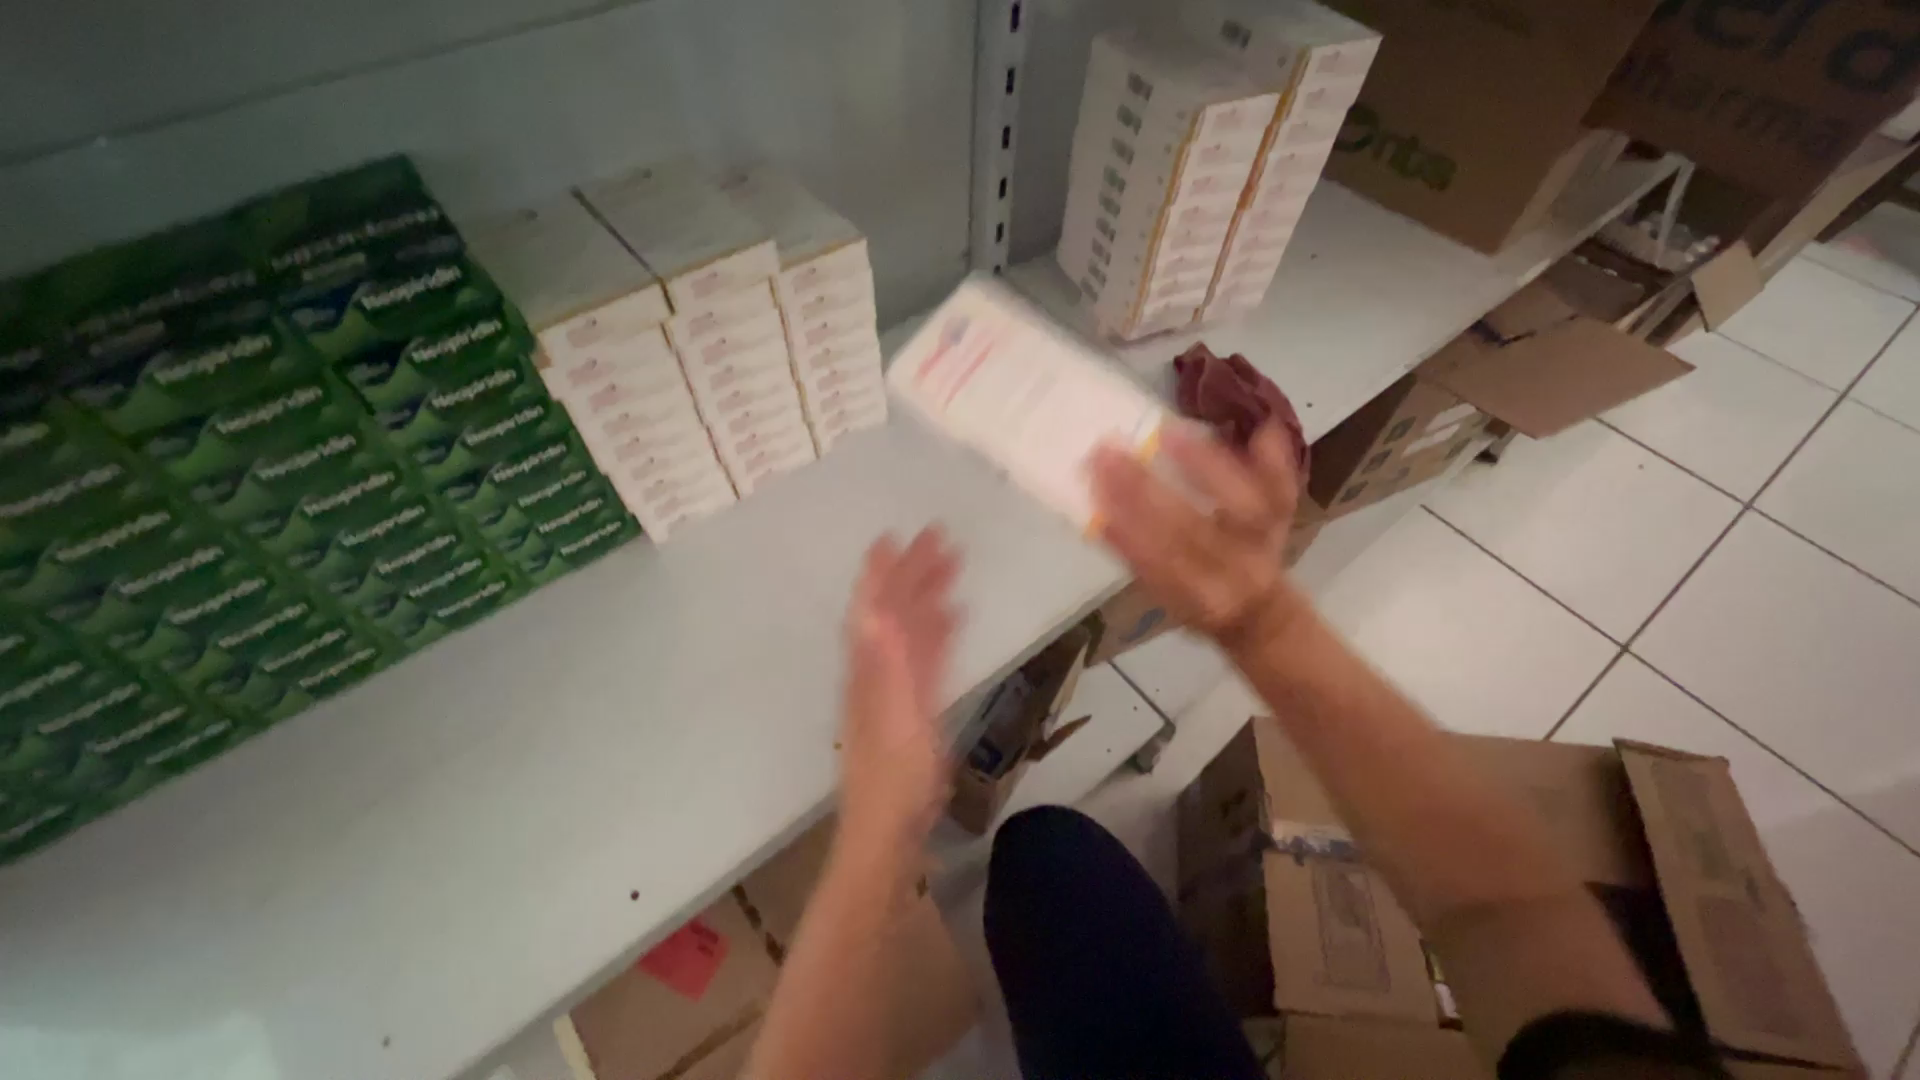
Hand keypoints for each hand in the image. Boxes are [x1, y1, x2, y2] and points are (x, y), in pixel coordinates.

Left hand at [838, 527, 962, 859]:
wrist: (890, 828)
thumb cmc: (893, 776)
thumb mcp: (893, 719)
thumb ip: (886, 665)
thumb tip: (875, 612)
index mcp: (870, 667)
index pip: (873, 607)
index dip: (881, 572)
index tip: (893, 536)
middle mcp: (879, 668)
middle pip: (894, 610)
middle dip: (913, 572)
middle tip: (939, 537)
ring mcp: (897, 685)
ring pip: (912, 628)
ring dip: (928, 594)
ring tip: (953, 564)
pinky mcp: (915, 704)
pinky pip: (927, 654)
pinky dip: (939, 630)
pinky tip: (954, 616)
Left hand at [1090, 422, 1303, 647]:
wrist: (1253, 620)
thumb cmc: (1257, 547)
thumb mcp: (1278, 509)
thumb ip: (1274, 471)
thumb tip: (1266, 429)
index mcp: (1263, 537)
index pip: (1241, 501)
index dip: (1206, 466)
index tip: (1168, 431)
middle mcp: (1235, 567)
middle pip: (1188, 526)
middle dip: (1145, 486)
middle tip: (1108, 449)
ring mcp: (1200, 588)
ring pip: (1157, 549)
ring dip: (1121, 510)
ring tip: (1092, 472)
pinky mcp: (1170, 599)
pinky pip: (1140, 568)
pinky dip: (1116, 541)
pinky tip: (1094, 514)